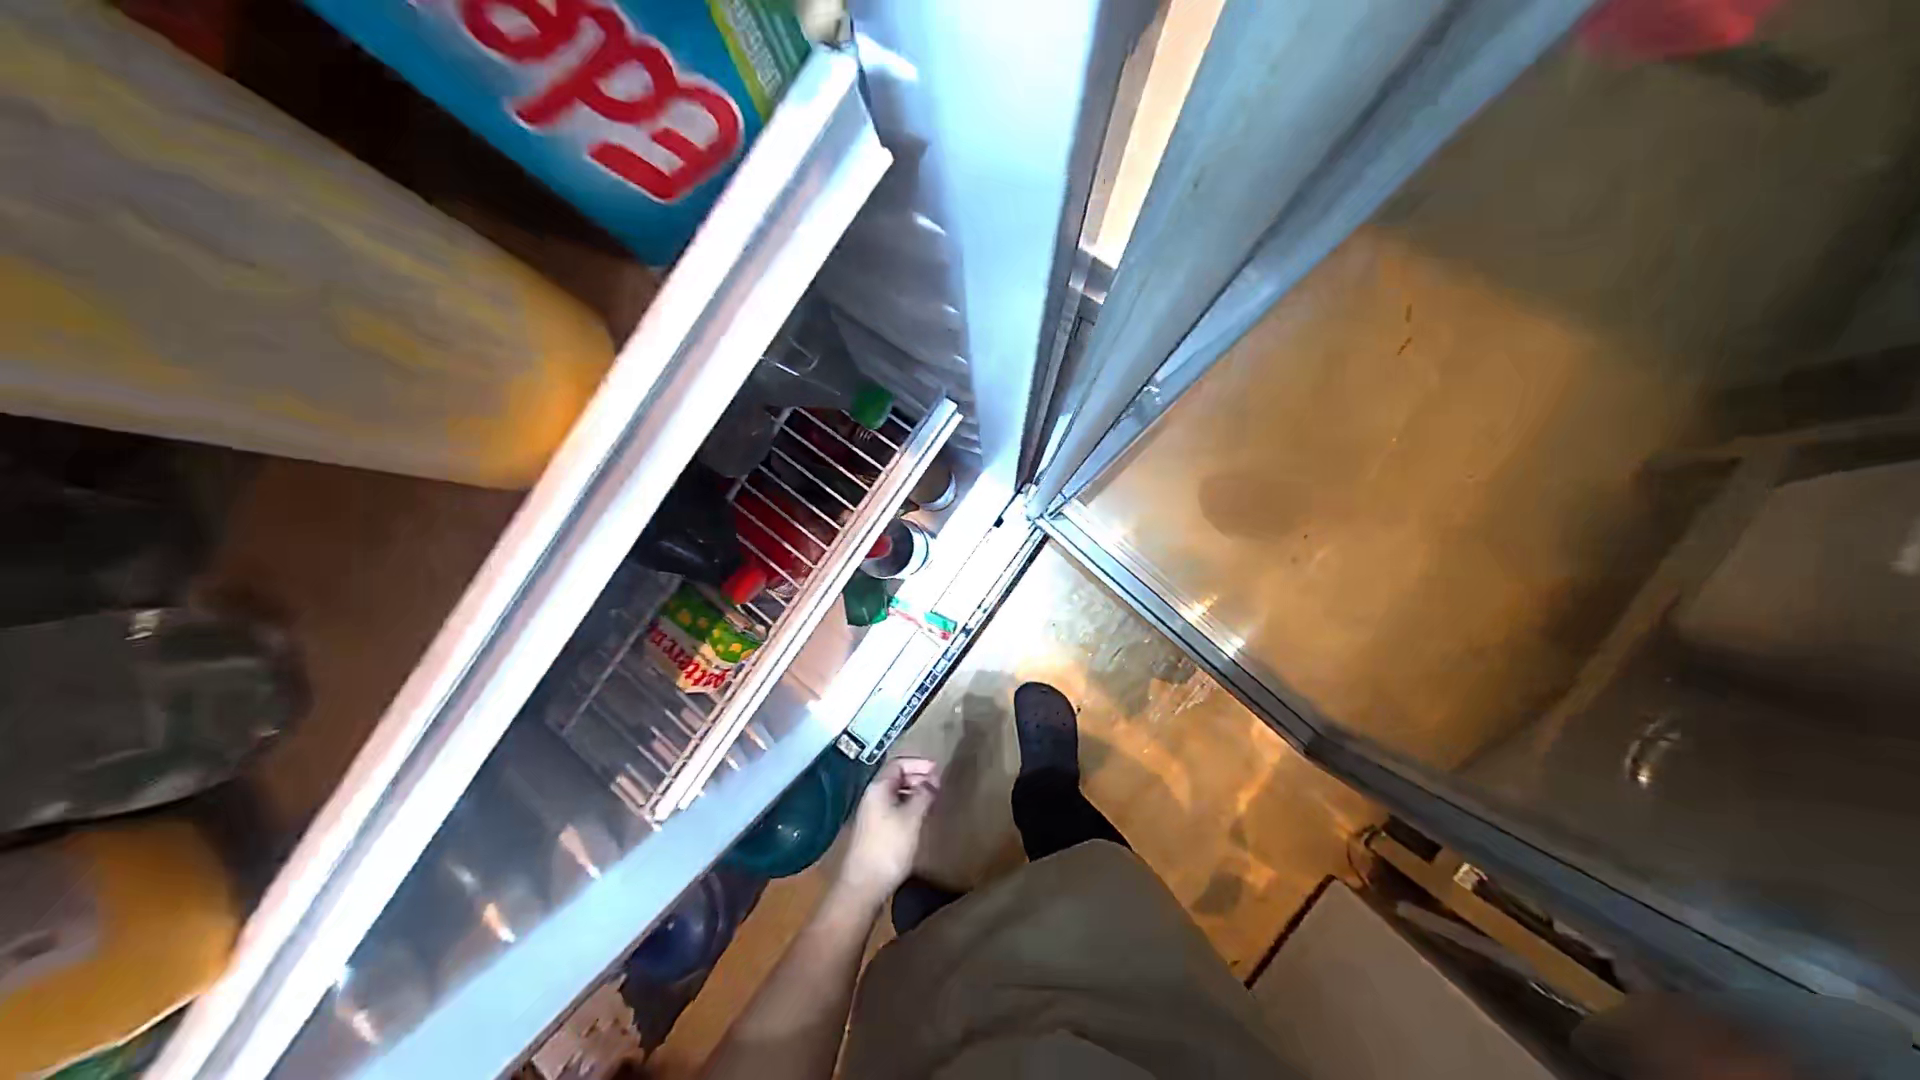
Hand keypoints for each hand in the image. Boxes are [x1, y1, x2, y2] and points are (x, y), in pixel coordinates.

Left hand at [835, 757, 939, 902]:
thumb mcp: (912, 817)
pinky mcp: (875, 830)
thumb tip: (931, 782)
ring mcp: (872, 814)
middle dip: (918, 776)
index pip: (898, 764)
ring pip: (895, 793)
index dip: (919, 763)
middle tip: (938, 784)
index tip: (938, 769)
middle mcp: (872, 797)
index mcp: (878, 788)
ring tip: (932, 798)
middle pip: (896, 777)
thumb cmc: (889, 846)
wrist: (864, 885)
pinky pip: (894, 807)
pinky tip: (919, 816)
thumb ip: (923, 795)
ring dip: (914, 791)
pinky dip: (909, 805)